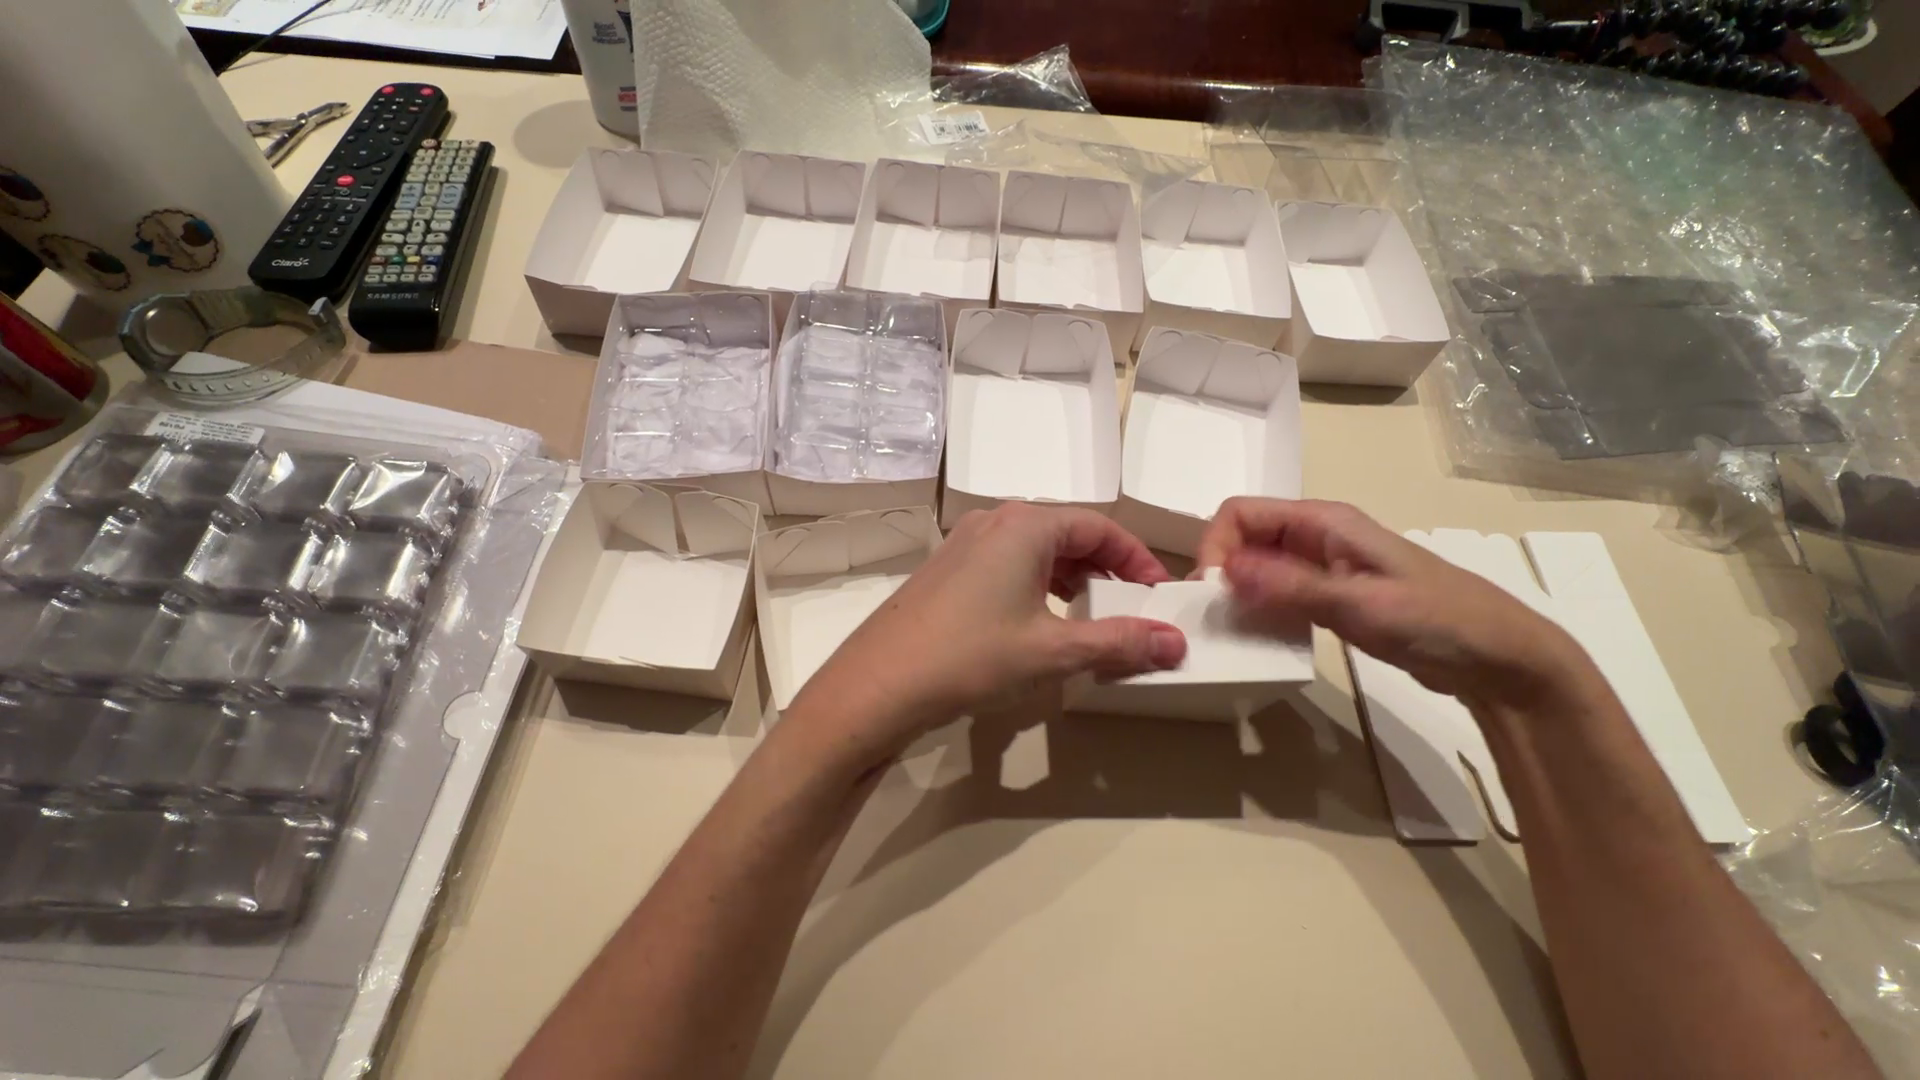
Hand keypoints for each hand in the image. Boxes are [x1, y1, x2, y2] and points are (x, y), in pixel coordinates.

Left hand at [795, 504, 1188, 759]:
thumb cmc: (973, 657)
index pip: (1099, 526)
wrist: (880, 683)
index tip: (1158, 593)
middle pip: (1066, 533)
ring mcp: (962, 544)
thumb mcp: (1054, 651)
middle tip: (1130, 604)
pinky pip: (1005, 565)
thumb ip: (1119, 642)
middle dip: (1104, 567)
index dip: (1136, 557)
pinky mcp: (944, 571)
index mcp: (1024, 525)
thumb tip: (1176, 642)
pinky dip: (1035, 585)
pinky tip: (1038, 622)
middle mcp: (992, 522)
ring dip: (1069, 577)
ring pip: (1033, 550)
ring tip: (1090, 614)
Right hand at [1198, 497, 1590, 708]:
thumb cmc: (1438, 621)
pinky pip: (1281, 595)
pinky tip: (1266, 639)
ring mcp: (1326, 568)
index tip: (1212, 592)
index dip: (1216, 545)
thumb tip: (1225, 571)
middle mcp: (1319, 537)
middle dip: (1223, 570)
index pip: (1243, 513)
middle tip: (1218, 617)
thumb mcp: (1362, 605)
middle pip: (1246, 537)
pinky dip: (1264, 611)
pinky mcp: (1333, 598)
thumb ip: (1292, 587)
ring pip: (1260, 567)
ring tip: (1236, 632)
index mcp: (1325, 522)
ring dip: (1241, 593)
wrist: (1500, 659)